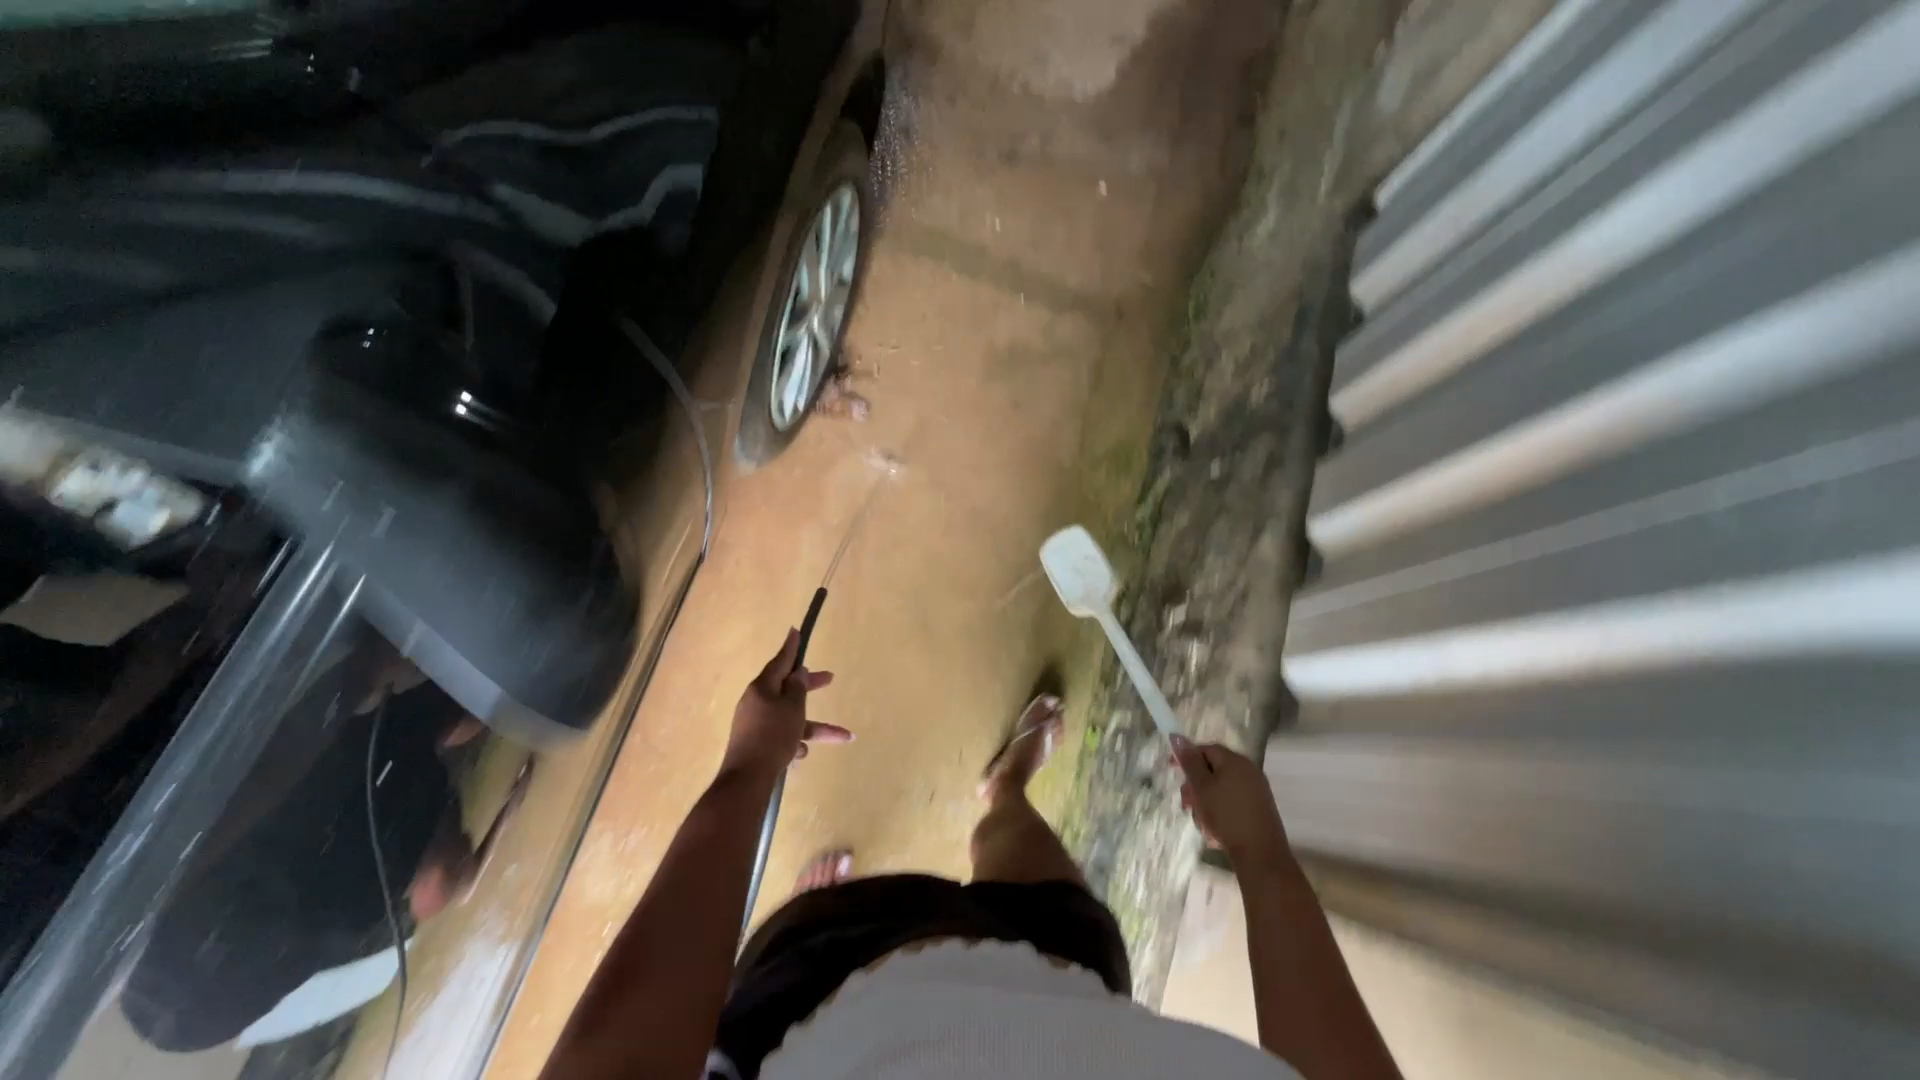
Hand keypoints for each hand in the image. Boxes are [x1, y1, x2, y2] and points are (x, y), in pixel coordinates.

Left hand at [720, 628, 851, 781]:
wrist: (747, 778)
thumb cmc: (773, 736)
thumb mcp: (792, 708)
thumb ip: (798, 688)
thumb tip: (797, 672)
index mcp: (762, 688)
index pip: (780, 662)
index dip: (791, 648)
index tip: (796, 631)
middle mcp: (757, 702)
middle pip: (787, 689)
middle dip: (810, 687)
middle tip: (830, 678)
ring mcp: (755, 724)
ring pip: (791, 719)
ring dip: (815, 727)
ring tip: (844, 736)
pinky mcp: (757, 744)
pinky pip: (782, 737)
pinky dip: (794, 743)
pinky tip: (800, 754)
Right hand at [1170, 736, 1293, 872]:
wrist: (1260, 853)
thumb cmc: (1227, 816)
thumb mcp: (1202, 787)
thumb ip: (1189, 762)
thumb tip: (1176, 735)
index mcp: (1235, 761)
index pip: (1206, 749)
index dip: (1186, 757)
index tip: (1170, 770)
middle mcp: (1248, 771)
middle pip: (1213, 770)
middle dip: (1195, 786)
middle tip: (1186, 804)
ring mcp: (1256, 790)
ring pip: (1220, 789)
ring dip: (1205, 802)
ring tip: (1201, 822)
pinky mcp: (1258, 809)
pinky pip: (1232, 802)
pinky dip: (1219, 811)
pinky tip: (1214, 831)